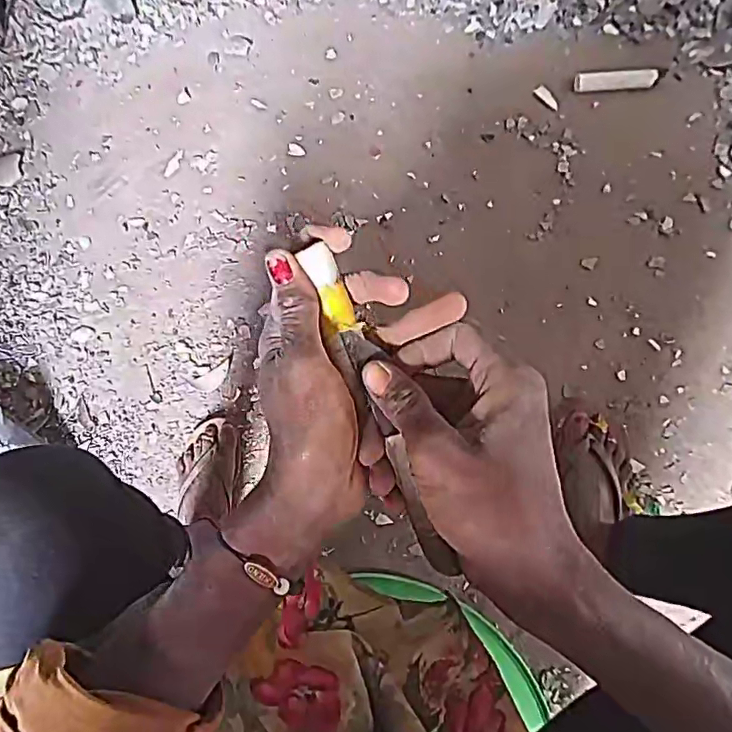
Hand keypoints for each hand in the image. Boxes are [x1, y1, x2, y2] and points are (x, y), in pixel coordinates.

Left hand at [228, 227, 465, 570]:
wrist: (322, 490)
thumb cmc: (308, 432)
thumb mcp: (303, 366)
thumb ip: (298, 313)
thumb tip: (279, 259)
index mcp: (289, 335)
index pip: (296, 277)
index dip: (316, 251)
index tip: (344, 241)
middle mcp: (311, 346)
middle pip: (343, 300)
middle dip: (376, 290)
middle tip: (403, 292)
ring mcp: (338, 368)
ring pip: (374, 328)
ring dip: (410, 318)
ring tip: (452, 311)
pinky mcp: (362, 389)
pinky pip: (388, 359)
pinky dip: (412, 351)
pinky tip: (439, 346)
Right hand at [361, 323, 590, 611]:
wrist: (526, 571)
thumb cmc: (496, 514)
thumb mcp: (437, 454)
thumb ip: (403, 406)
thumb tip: (375, 370)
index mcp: (506, 385)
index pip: (454, 337)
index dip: (412, 345)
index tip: (377, 365)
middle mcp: (500, 399)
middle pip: (433, 380)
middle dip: (393, 410)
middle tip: (367, 434)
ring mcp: (487, 428)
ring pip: (428, 415)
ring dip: (395, 440)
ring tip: (375, 471)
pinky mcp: (476, 454)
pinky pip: (435, 441)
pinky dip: (411, 459)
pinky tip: (392, 488)